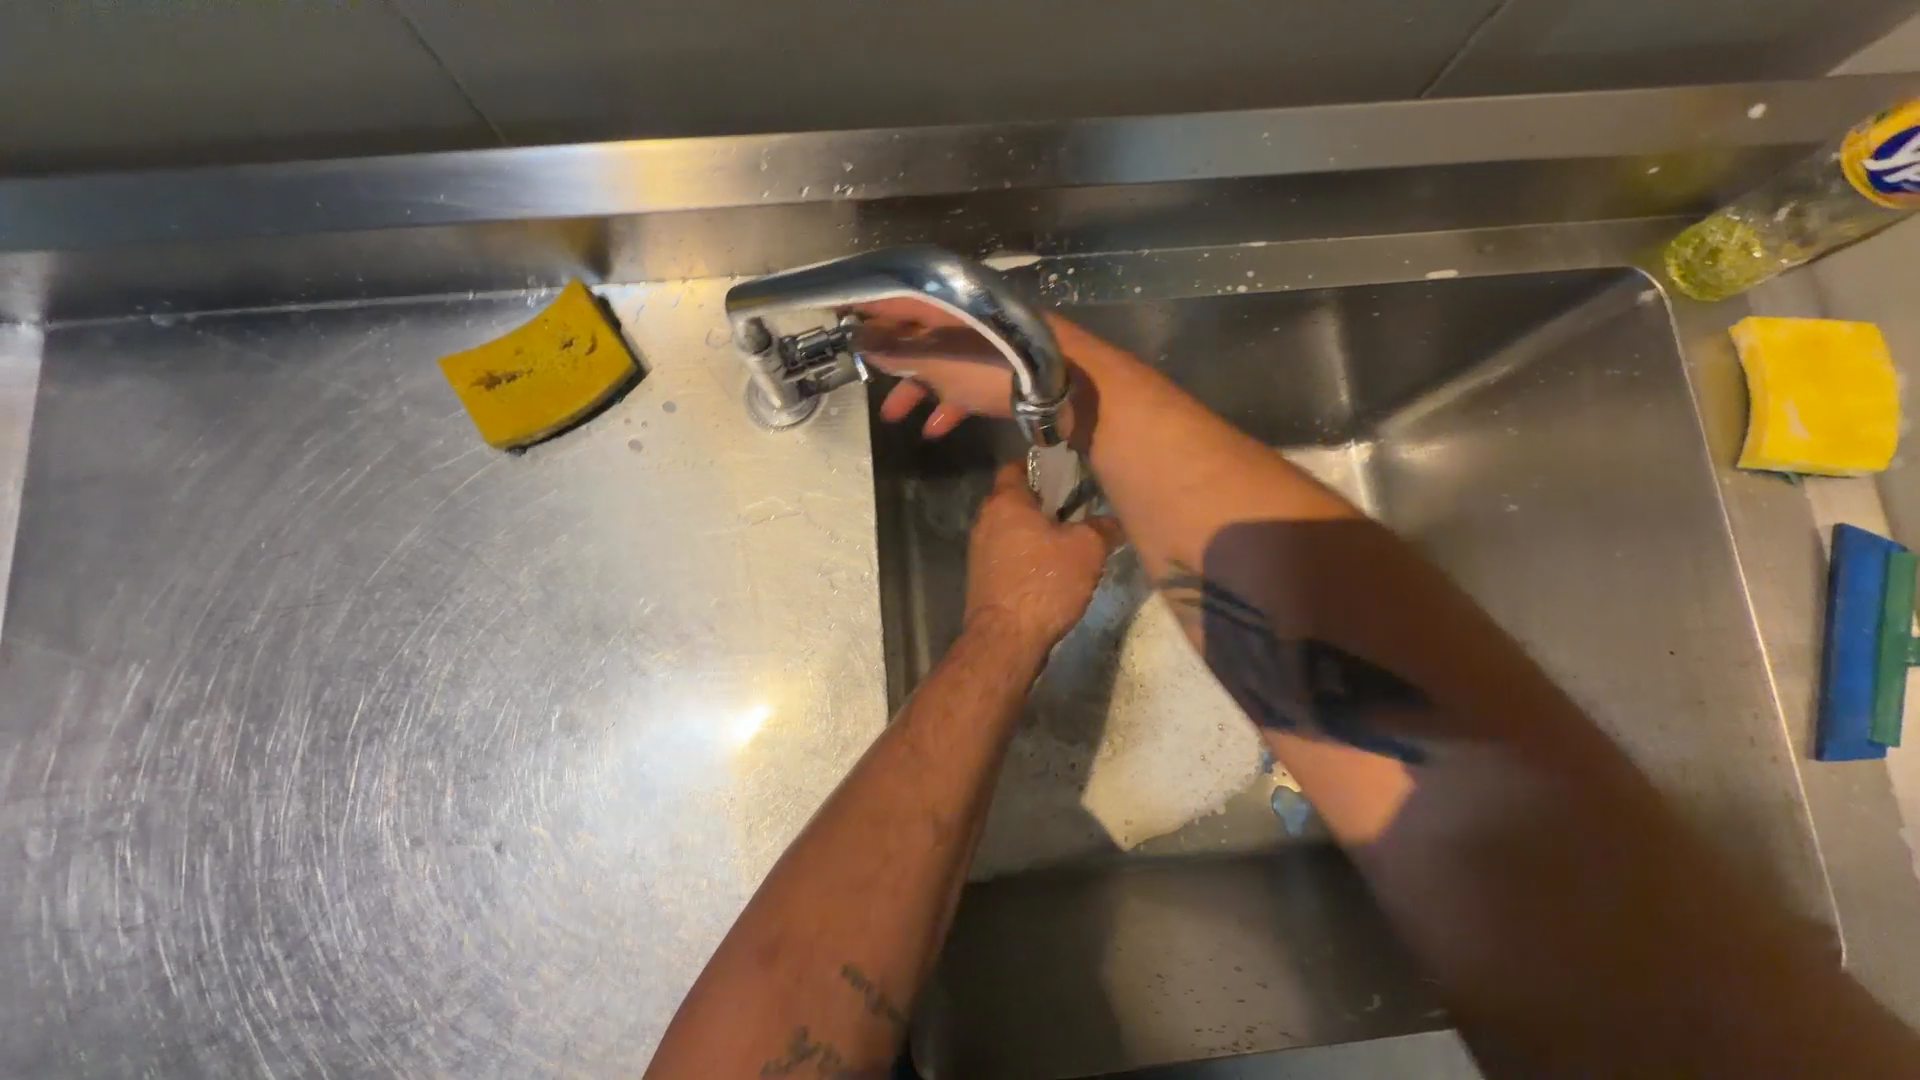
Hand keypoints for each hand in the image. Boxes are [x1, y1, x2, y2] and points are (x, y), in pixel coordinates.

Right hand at [853, 298, 1114, 440]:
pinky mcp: (1009, 370)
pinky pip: (970, 384)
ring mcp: (991, 344)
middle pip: (920, 334)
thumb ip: (898, 352)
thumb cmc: (996, 369)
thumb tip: (863, 340)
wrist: (1069, 387)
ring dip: (917, 389)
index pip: (897, 296)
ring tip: (894, 416)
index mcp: (949, 304)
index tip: (839, 314)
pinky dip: (951, 403)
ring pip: (943, 363)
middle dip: (891, 359)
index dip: (866, 305)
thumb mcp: (939, 362)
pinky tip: (937, 429)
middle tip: (865, 376)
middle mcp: (968, 317)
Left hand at [964, 461, 1121, 651]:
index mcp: (1005, 501)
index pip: (1016, 467)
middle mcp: (986, 521)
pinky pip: (1008, 555)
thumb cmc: (1044, 582)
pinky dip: (1027, 556)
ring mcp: (980, 551)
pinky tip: (1052, 570)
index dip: (1041, 466)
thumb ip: (1102, 527)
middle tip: (1076, 508)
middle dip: (1043, 502)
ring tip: (1069, 540)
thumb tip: (1113, 521)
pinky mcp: (983, 578)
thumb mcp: (1087, 550)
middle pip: (1014, 500)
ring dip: (1035, 532)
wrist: (1007, 638)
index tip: (1066, 472)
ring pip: (1011, 530)